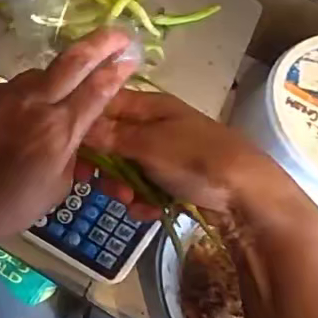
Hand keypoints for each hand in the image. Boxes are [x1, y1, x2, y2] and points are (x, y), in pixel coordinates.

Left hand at [0, 28, 138, 245]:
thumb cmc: (15, 203)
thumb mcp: (60, 184)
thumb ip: (74, 148)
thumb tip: (82, 126)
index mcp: (58, 130)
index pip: (97, 89)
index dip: (118, 70)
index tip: (132, 56)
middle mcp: (34, 104)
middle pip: (73, 60)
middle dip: (102, 42)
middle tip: (120, 35)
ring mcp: (7, 95)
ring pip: (43, 72)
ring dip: (62, 73)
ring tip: (69, 85)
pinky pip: (19, 86)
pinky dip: (33, 92)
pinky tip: (31, 109)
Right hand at [83, 89, 306, 218]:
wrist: (248, 193)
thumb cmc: (196, 158)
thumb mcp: (147, 144)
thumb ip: (109, 136)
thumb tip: (75, 125)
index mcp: (147, 106)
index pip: (101, 106)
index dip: (82, 127)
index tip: (69, 152)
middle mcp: (153, 125)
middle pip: (109, 141)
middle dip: (103, 166)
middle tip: (101, 185)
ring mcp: (163, 153)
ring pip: (124, 168)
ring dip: (122, 187)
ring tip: (131, 201)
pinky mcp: (173, 178)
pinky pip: (144, 186)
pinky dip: (142, 200)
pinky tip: (149, 211)